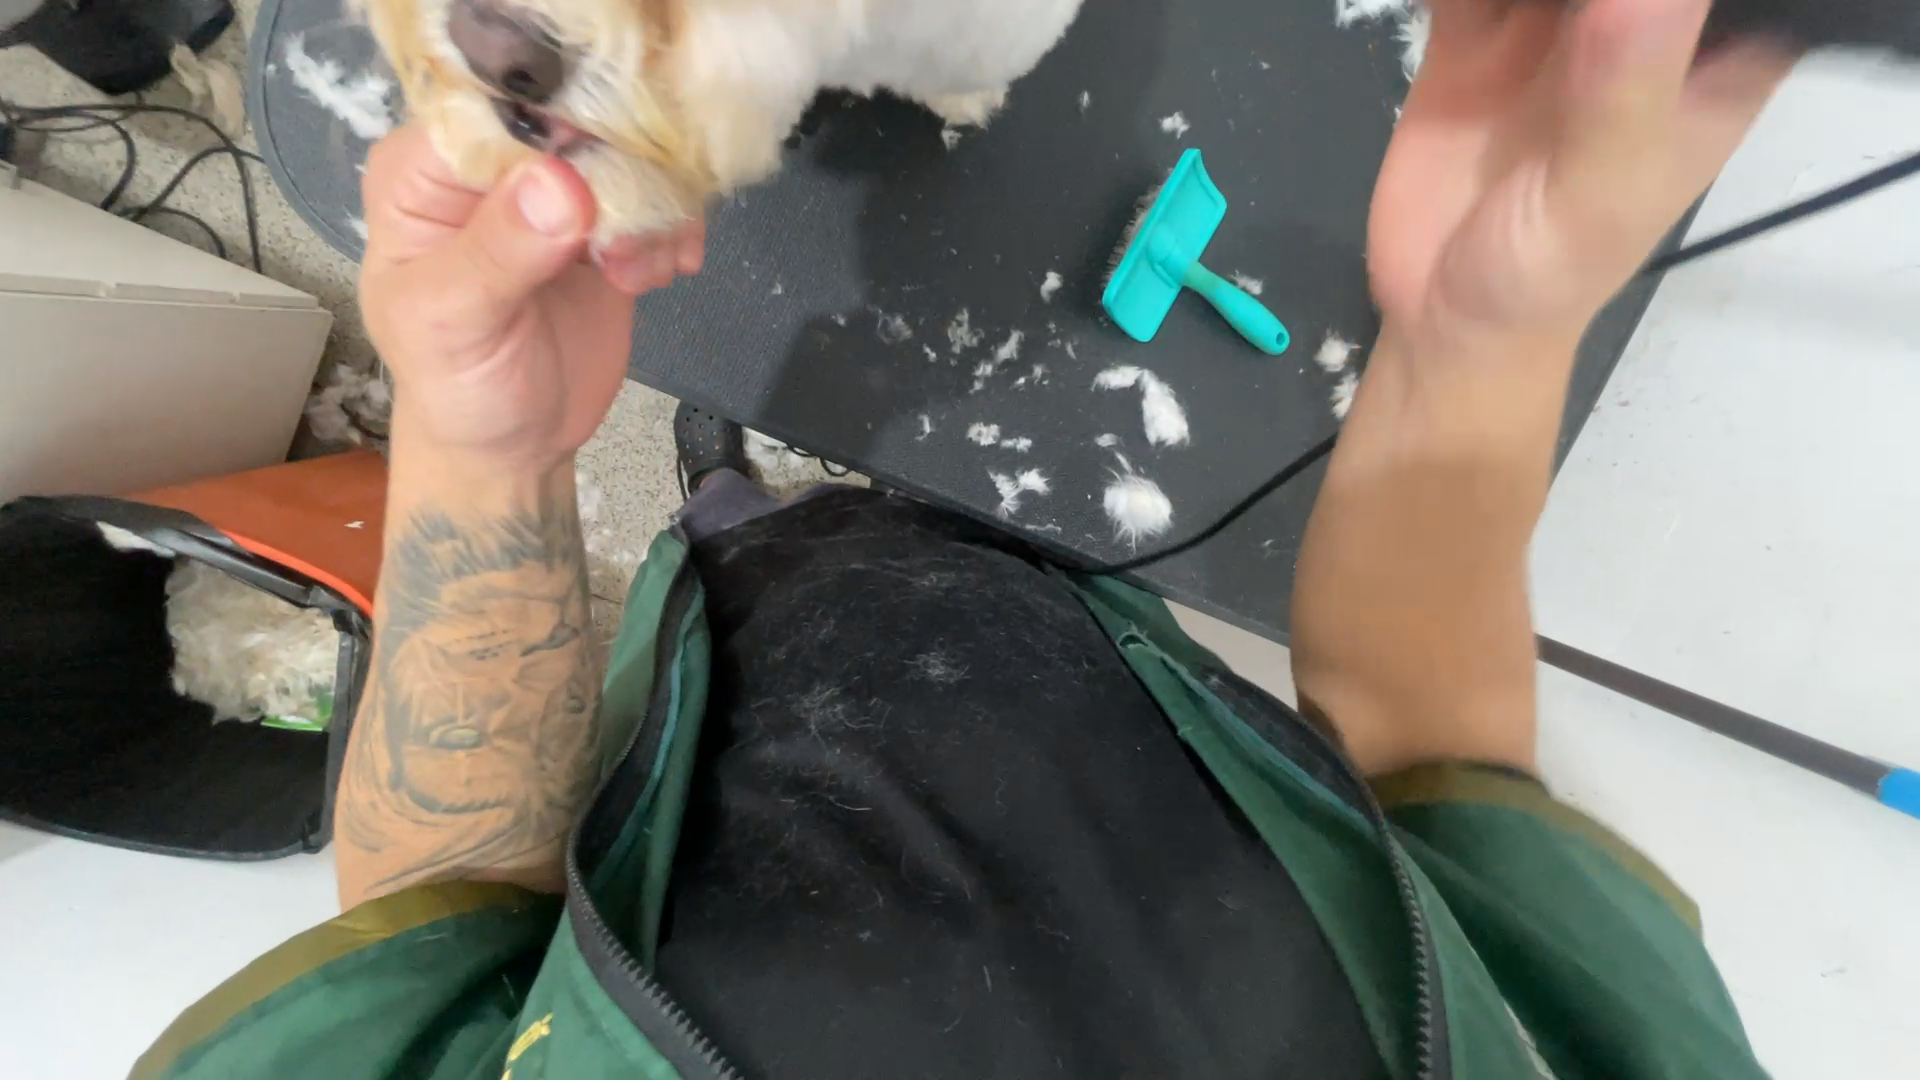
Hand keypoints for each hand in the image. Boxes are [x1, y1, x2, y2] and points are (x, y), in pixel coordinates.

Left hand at [358, 125, 704, 471]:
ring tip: (639, 273)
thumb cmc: (458, 386)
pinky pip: (658, 209)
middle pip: (575, 125)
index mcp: (429, 173)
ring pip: (629, 164)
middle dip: (619, 175)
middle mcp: (496, 175)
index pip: (492, 105)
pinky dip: (675, 235)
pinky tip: (665, 272)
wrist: (514, 442)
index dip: (553, 124)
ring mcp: (560, 206)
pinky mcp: (609, 241)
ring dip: (653, 214)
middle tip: (627, 243)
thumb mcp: (454, 323)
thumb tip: (562, 183)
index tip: (600, 175)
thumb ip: (499, 252)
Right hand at [1369, 0, 1793, 349]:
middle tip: (1546, 9)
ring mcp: (1548, 33)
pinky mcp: (1471, 45)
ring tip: (1500, 6)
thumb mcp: (1597, 195)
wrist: (1443, 317)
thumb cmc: (1546, 271)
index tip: (1612, 12)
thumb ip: (1619, 92)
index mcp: (1711, 50)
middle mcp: (1636, 26)